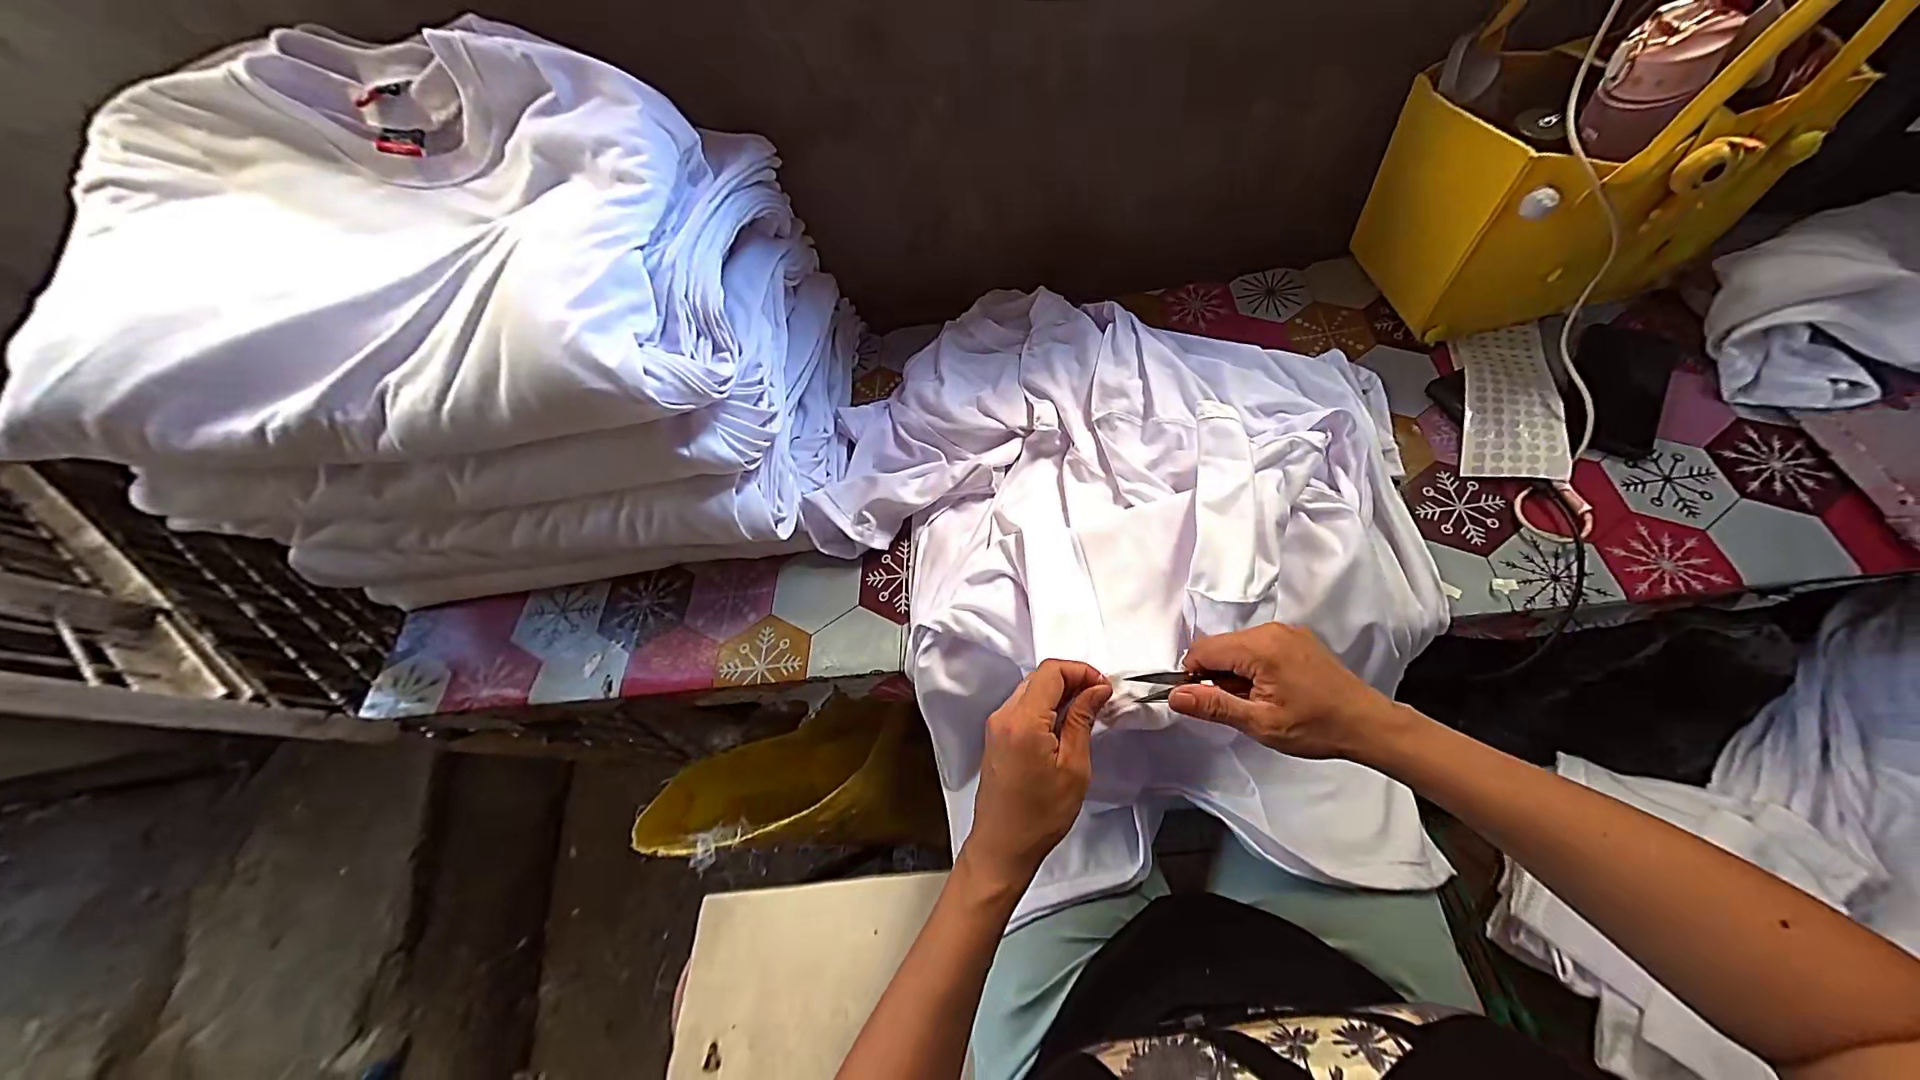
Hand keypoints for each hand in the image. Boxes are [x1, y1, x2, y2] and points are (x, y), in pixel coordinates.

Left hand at [961, 659, 1112, 888]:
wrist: (1002, 845)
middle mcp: (1004, 717)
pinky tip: (1063, 725)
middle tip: (1098, 698)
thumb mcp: (1073, 767)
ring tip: (1085, 713)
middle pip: (1040, 677)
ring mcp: (997, 726)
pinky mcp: (996, 736)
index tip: (1102, 686)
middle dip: (1072, 680)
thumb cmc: (1038, 816)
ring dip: (1059, 693)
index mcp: (1023, 721)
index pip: (1051, 671)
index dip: (1081, 671)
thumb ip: (1082, 720)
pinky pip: (1022, 706)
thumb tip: (1095, 690)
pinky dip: (1044, 706)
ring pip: (1031, 689)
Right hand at [1166, 623, 1406, 759]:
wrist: (1368, 724)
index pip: (1202, 650)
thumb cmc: (1315, 727)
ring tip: (1258, 700)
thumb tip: (1175, 695)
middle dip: (1216, 675)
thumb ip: (1213, 705)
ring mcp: (1286, 631)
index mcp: (1260, 647)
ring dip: (1234, 672)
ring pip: (1236, 646)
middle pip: (1219, 646)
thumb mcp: (1259, 722)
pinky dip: (1252, 665)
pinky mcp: (1296, 638)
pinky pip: (1256, 645)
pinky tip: (1272, 689)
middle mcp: (1271, 630)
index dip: (1194, 676)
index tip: (1207, 702)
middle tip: (1239, 705)